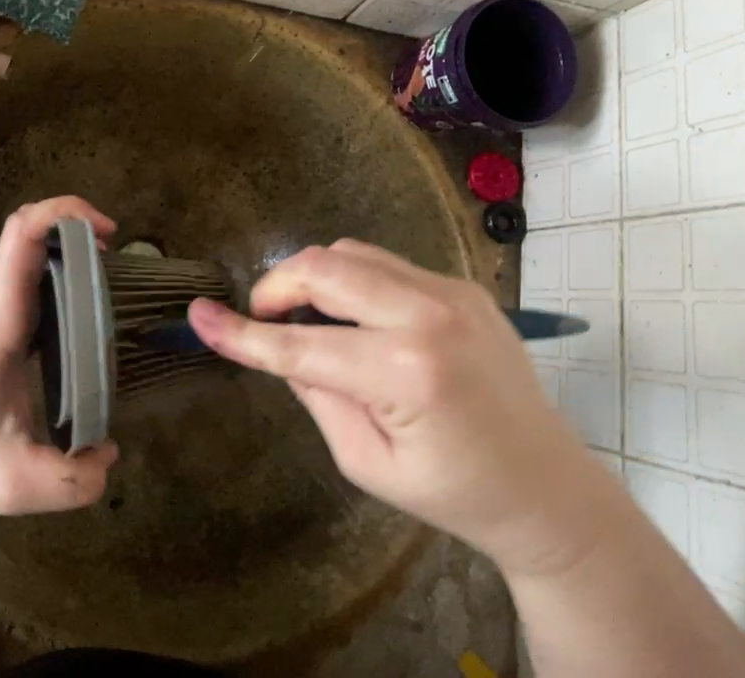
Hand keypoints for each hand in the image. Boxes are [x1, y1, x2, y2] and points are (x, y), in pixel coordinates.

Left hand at [0, 197, 120, 519]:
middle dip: (72, 223)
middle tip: (114, 253)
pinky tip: (87, 307)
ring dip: (66, 245)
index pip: (21, 240)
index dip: (63, 214)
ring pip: (26, 250)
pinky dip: (60, 271)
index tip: (105, 233)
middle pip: (25, 231)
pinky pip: (29, 278)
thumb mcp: (15, 485)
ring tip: (107, 276)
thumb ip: (74, 479)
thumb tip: (109, 451)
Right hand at [186, 240, 614, 578]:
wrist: (547, 486)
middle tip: (263, 319)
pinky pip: (387, 264)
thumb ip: (316, 393)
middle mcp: (429, 314)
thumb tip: (278, 347)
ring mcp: (452, 292)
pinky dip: (353, 282)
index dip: (241, 333)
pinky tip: (358, 322)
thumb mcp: (365, 460)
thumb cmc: (452, 491)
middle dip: (277, 286)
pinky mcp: (464, 285)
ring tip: (309, 321)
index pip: (299, 343)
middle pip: (324, 267)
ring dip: (314, 278)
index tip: (198, 317)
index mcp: (405, 373)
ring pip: (352, 253)